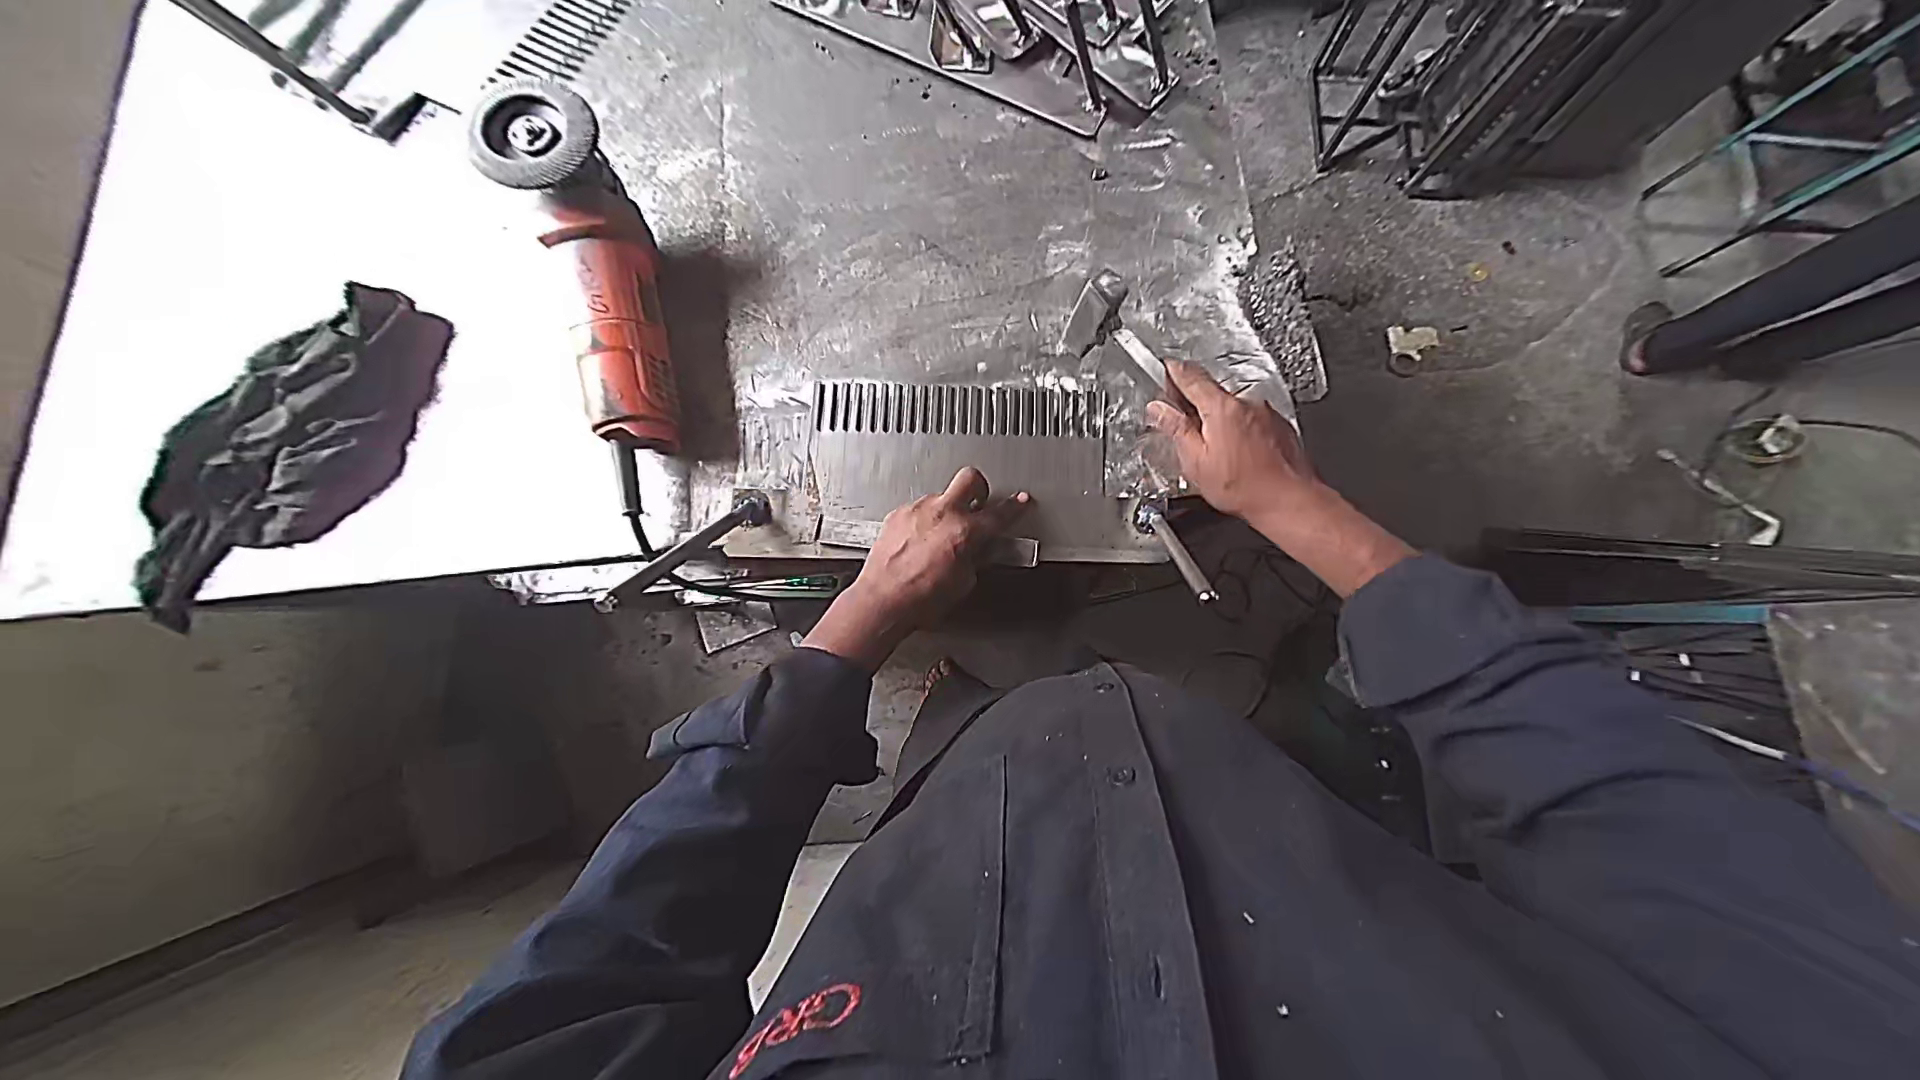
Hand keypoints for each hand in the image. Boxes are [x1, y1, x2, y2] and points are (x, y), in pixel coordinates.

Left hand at [803, 467, 1030, 669]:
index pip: (999, 513)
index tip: (1020, 502)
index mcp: (965, 531)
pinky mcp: (897, 515)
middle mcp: (942, 513)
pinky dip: (924, 521)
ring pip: (940, 495)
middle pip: (970, 478)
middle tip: (979, 500)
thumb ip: (976, 558)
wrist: (883, 601)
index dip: (1014, 506)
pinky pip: (918, 509)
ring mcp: (917, 511)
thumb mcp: (963, 583)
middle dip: (979, 487)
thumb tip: (980, 551)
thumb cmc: (919, 599)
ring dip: (946, 510)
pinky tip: (920, 541)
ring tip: (942, 534)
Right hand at [1145, 359, 1314, 520]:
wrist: (1287, 500)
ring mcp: (1265, 413)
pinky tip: (1235, 454)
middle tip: (1181, 425)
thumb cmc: (1244, 487)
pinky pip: (1250, 419)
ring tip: (1212, 450)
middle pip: (1212, 393)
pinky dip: (1238, 430)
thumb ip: (1176, 429)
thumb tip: (1158, 410)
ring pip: (1231, 408)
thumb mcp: (1195, 461)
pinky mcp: (1278, 425)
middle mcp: (1247, 404)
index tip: (1166, 368)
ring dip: (1218, 420)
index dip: (1174, 372)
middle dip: (1194, 405)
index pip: (1191, 378)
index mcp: (1222, 408)